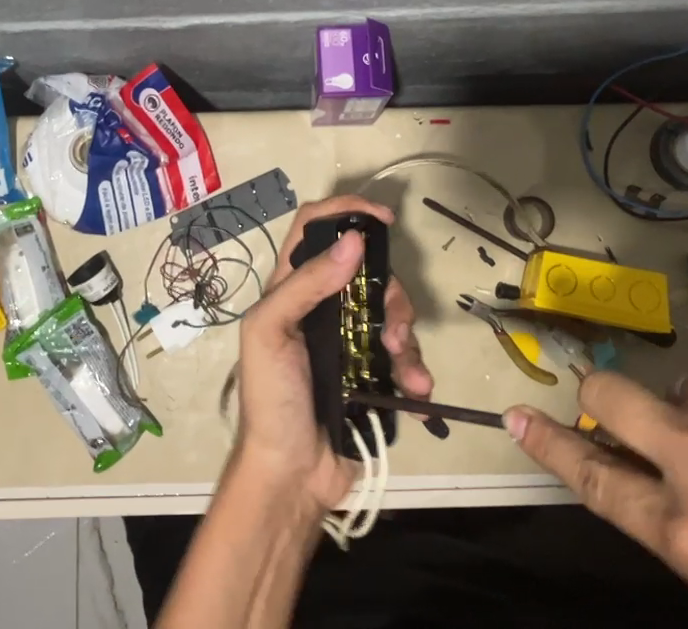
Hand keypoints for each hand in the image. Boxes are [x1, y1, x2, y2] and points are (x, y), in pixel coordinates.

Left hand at [229, 196, 431, 512]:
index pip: (315, 230)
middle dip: (391, 292)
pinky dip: (417, 368)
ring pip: (394, 312)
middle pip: (368, 273)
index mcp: (291, 290)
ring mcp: (351, 341)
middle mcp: (323, 308)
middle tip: (394, 328)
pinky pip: (407, 356)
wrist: (292, 474)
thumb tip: (353, 241)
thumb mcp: (271, 333)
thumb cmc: (272, 398)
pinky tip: (417, 390)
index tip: (383, 219)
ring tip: (405, 368)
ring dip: (407, 336)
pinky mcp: (375, 373)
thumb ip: (305, 285)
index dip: (346, 213)